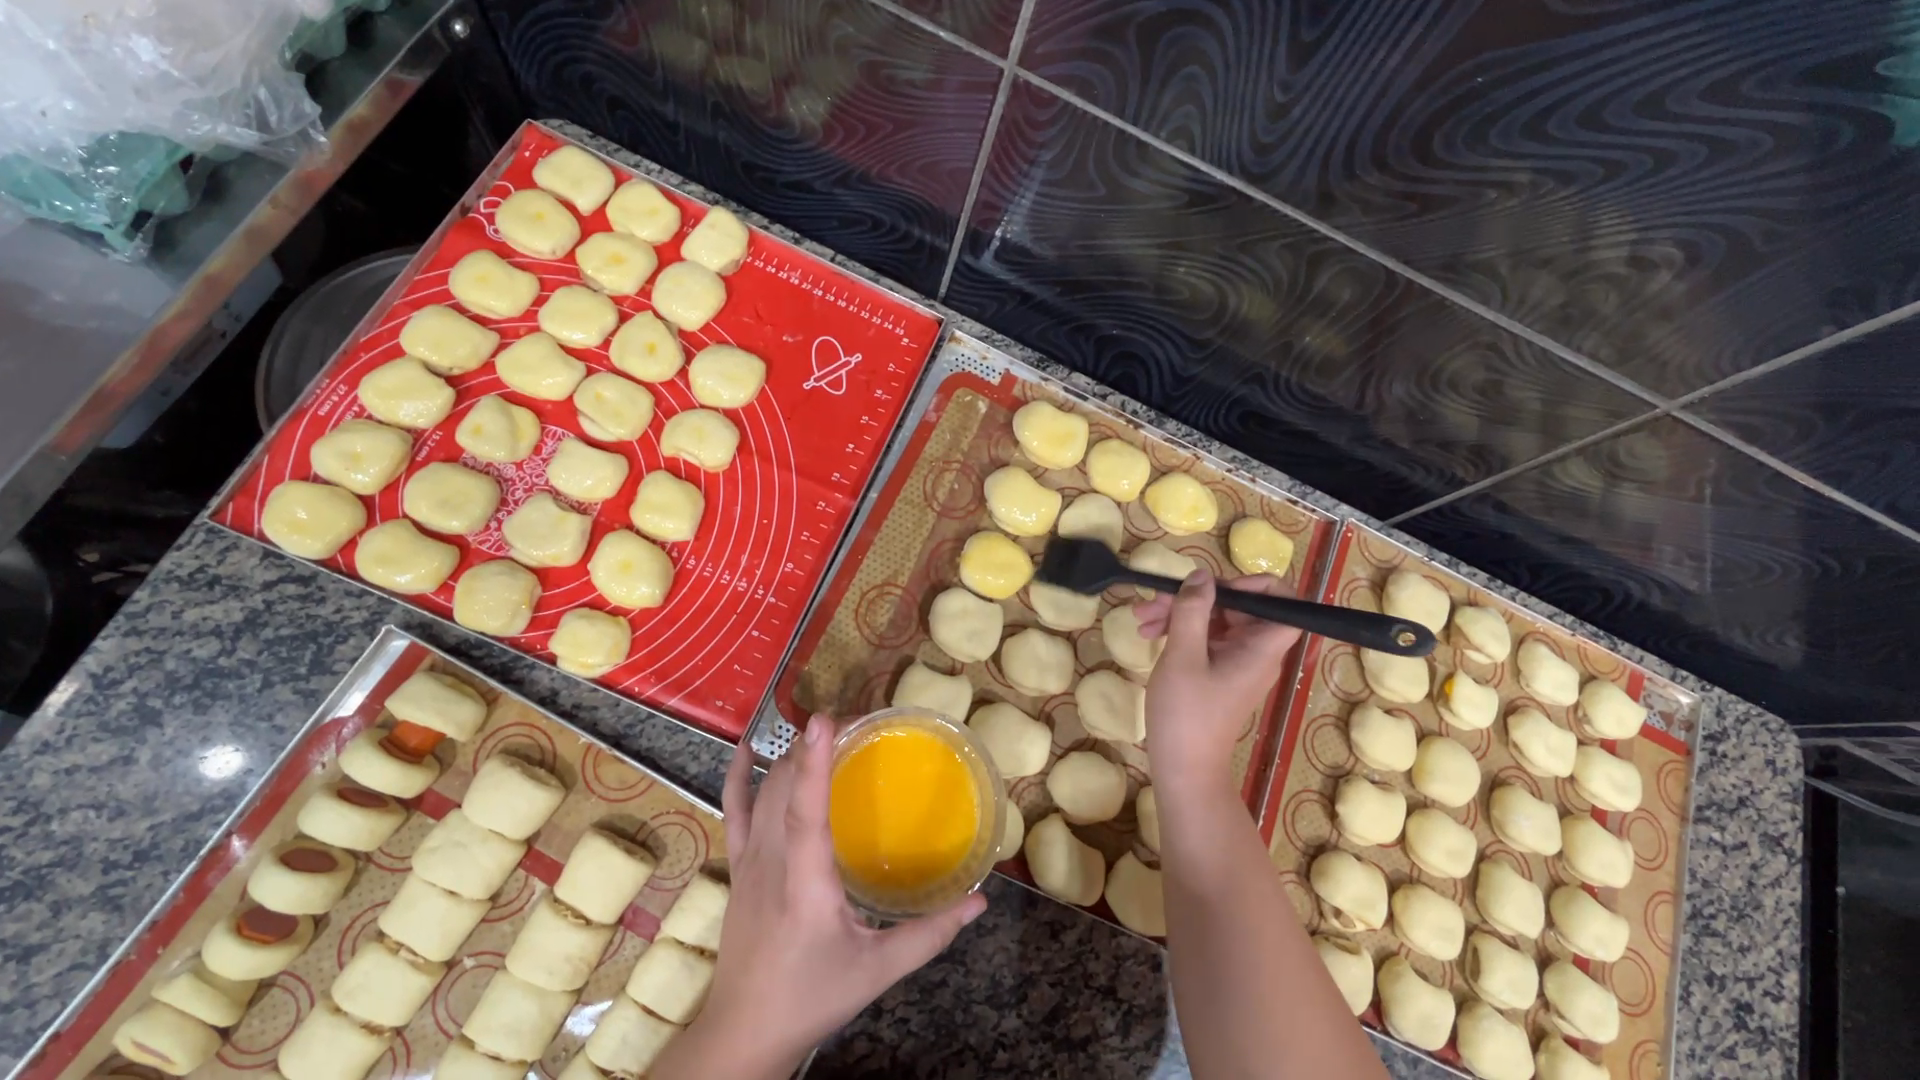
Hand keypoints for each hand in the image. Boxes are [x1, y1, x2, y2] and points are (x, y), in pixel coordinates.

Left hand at [654, 717, 986, 1079]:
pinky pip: (731, 810)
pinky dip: (736, 776)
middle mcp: (770, 861)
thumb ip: (929, 934)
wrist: (744, 1031)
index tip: (825, 719)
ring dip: (790, 756)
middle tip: (859, 724)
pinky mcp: (737, 867)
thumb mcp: (878, 970)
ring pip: (762, 791)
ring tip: (824, 732)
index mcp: (804, 882)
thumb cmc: (812, 997)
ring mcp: (747, 861)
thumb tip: (979, 901)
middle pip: (783, 786)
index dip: (813, 762)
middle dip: (815, 746)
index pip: (805, 810)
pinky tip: (744, 747)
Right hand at [1137, 569, 1302, 791]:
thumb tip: (1201, 574)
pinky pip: (1204, 639)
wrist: (1183, 769)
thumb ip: (1193, 610)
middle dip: (1196, 597)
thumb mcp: (1183, 655)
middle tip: (1156, 601)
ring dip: (1179, 613)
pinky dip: (1178, 631)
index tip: (1217, 586)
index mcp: (1261, 647)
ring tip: (1140, 619)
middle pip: (1237, 607)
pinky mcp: (1217, 672)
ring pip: (1214, 620)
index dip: (1257, 585)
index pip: (1285, 604)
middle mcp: (1255, 652)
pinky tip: (1147, 634)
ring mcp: (1235, 662)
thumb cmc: (1188, 713)